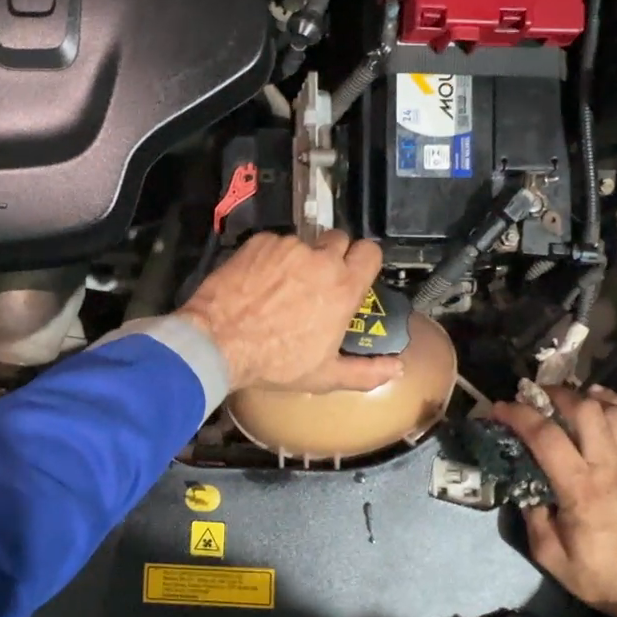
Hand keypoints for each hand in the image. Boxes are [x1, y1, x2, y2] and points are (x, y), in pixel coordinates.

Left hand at [178, 231, 402, 393]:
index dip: (364, 261)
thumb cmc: (275, 363)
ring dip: (299, 259)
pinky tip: (259, 282)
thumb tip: (398, 368)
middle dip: (333, 256)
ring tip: (281, 286)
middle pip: (339, 240)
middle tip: (318, 281)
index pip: (371, 251)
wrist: (218, 343)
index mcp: (344, 287)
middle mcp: (320, 259)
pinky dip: (270, 258)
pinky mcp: (258, 242)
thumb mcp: (325, 376)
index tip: (354, 274)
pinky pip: (273, 243)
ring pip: (304, 243)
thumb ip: (366, 371)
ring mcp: (287, 247)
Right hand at [494, 386, 616, 616]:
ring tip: (573, 396)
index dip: (519, 415)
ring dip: (589, 398)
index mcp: (581, 489)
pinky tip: (608, 406)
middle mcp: (611, 468)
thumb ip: (534, 519)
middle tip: (537, 396)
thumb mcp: (552, 557)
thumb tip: (526, 490)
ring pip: (616, 413)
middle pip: (585, 411)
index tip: (500, 408)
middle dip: (555, 395)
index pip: (545, 436)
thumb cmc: (604, 579)